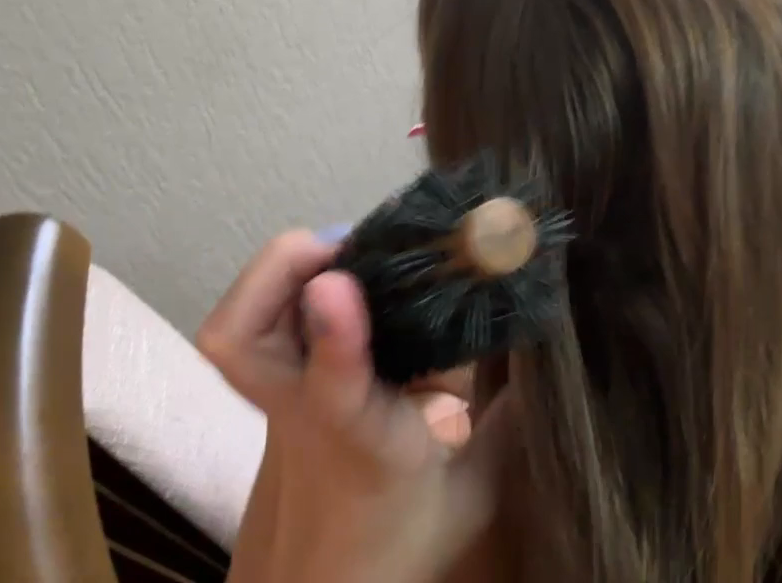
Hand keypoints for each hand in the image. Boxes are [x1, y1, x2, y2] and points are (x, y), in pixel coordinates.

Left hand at [197, 232, 513, 582]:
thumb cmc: (401, 537)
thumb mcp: (473, 492)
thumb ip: (510, 424)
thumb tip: (547, 355)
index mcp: (360, 441)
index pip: (334, 391)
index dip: (334, 334)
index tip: (339, 284)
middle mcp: (300, 413)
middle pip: (239, 343)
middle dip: (280, 270)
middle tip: (347, 244)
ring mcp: (271, 400)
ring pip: (234, 329)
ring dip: (280, 270)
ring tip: (343, 249)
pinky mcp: (266, 390)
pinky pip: (251, 325)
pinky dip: (282, 283)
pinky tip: (337, 274)